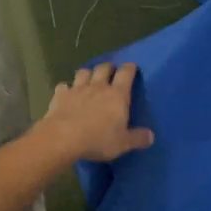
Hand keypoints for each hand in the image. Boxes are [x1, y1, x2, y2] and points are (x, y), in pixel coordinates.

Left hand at [35, 63, 154, 162]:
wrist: (63, 138)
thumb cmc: (98, 140)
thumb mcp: (123, 143)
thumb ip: (137, 138)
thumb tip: (150, 136)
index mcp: (117, 95)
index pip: (126, 74)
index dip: (129, 68)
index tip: (131, 67)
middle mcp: (97, 87)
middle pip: (103, 68)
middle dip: (108, 67)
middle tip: (110, 71)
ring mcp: (77, 89)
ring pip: (83, 72)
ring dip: (87, 73)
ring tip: (89, 78)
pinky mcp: (60, 95)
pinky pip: (63, 86)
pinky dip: (66, 88)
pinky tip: (66, 92)